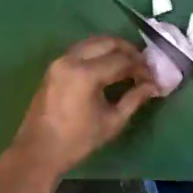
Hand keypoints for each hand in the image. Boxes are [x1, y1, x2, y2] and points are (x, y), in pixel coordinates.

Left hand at [1, 36, 158, 187]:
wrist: (39, 150)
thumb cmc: (77, 141)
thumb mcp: (111, 122)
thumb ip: (134, 99)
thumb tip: (153, 86)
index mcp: (86, 74)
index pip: (121, 60)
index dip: (140, 67)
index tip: (153, 77)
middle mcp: (72, 59)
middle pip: (107, 42)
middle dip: (128, 50)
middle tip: (142, 64)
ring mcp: (60, 60)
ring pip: (92, 42)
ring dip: (112, 48)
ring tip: (128, 64)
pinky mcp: (54, 65)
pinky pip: (81, 49)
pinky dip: (97, 52)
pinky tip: (108, 65)